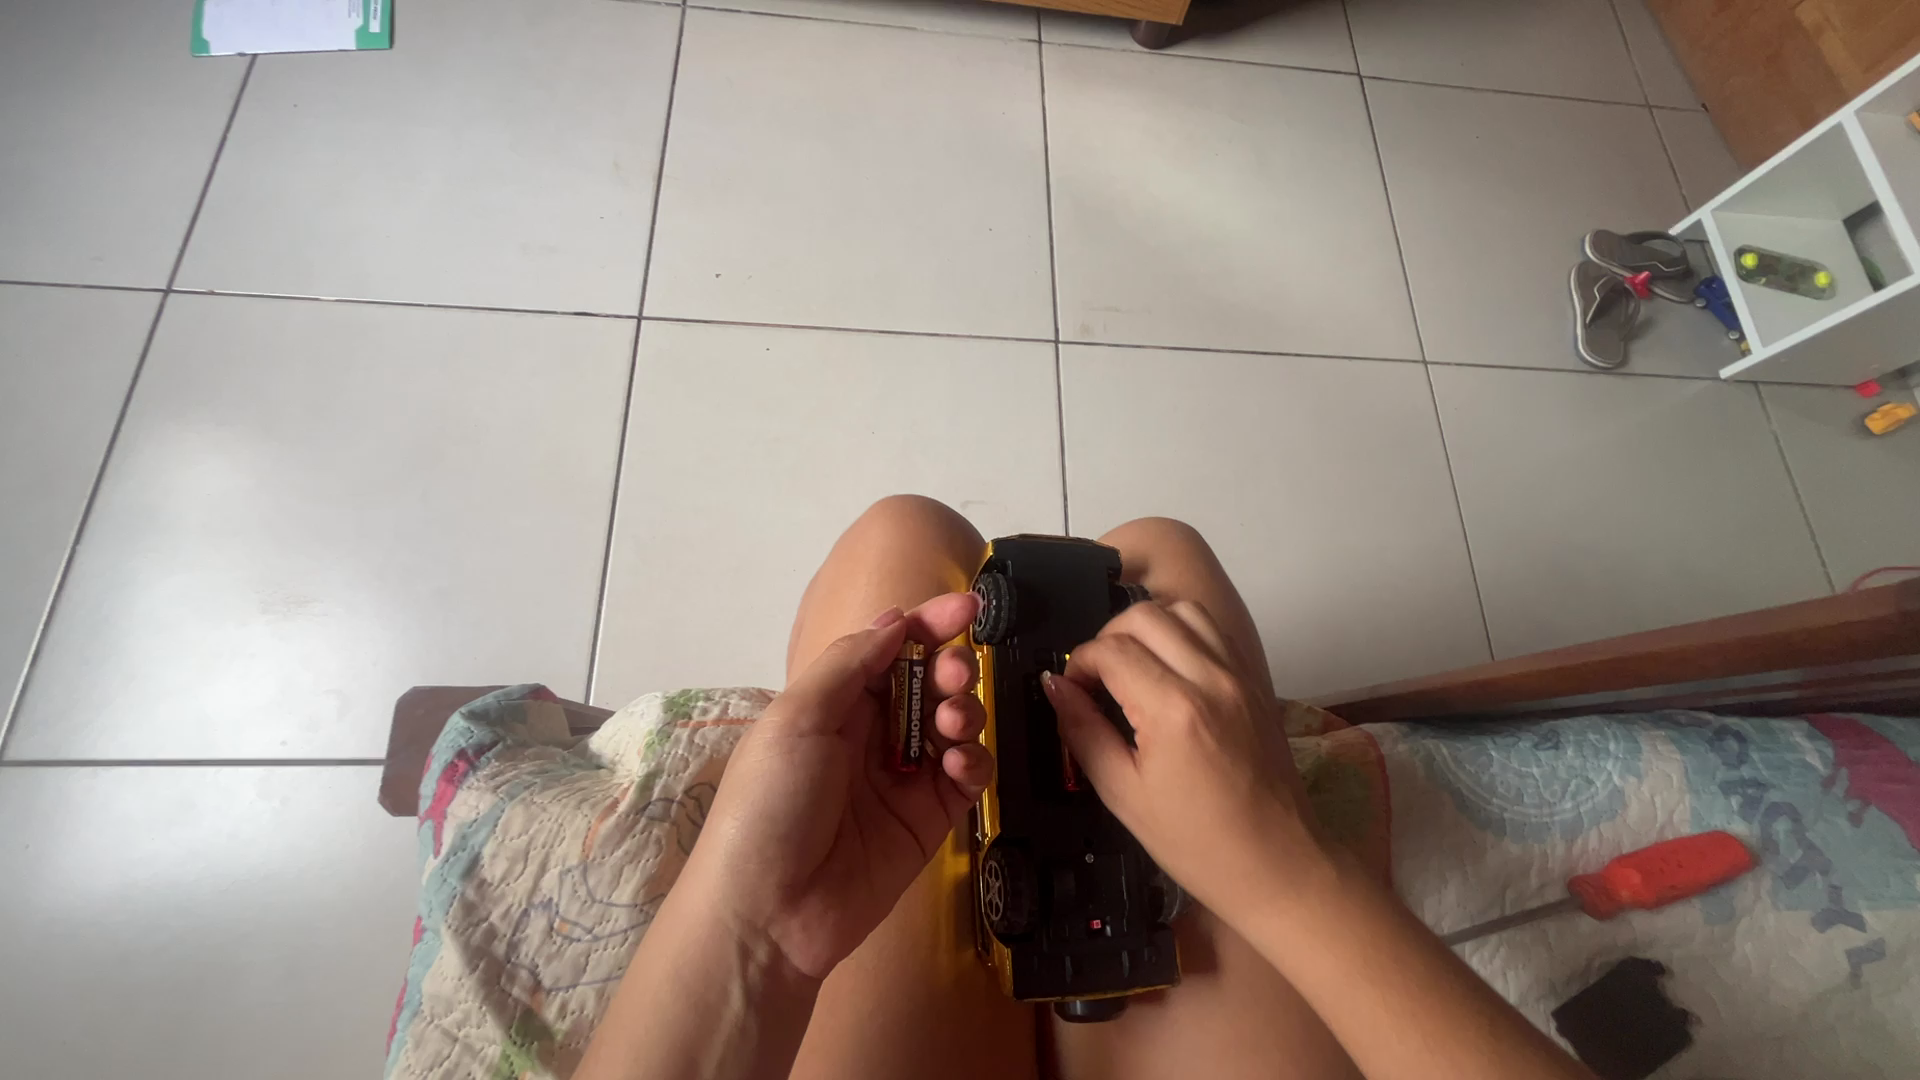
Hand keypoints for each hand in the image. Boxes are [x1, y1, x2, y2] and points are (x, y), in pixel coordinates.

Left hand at [684, 593, 992, 980]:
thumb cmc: (771, 802)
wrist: (768, 915)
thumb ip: (850, 664)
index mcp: (835, 701)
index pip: (891, 649)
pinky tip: (959, 766)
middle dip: (950, 667)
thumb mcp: (797, 720)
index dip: (928, 624)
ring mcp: (904, 775)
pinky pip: (966, 776)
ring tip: (951, 723)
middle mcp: (872, 731)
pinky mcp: (929, 817)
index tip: (969, 607)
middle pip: (929, 681)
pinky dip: (973, 762)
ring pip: (954, 722)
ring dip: (963, 710)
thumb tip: (895, 619)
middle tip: (955, 676)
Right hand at [1042, 600, 1326, 922]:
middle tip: (1098, 678)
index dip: (1079, 664)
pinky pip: (1212, 629)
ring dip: (1146, 627)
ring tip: (1133, 666)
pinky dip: (1181, 632)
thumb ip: (1082, 731)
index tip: (1072, 692)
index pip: (1110, 651)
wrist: (1279, 865)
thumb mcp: (1122, 793)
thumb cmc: (1196, 842)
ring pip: (1181, 609)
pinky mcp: (1254, 679)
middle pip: (1142, 616)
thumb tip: (1054, 686)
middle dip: (1107, 638)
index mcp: (1173, 711)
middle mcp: (1209, 678)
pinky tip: (1168, 668)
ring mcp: (1238, 674)